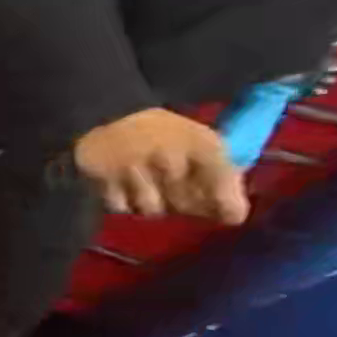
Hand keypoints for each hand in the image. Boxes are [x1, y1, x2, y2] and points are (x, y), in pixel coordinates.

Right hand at [73, 108, 249, 224]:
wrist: (108, 116)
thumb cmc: (160, 132)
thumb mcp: (196, 140)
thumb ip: (215, 167)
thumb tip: (227, 203)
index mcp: (201, 146)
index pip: (222, 181)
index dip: (229, 203)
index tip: (231, 219)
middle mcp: (170, 159)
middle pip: (187, 202)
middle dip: (188, 207)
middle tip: (184, 205)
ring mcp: (135, 170)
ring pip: (152, 208)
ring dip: (154, 207)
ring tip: (151, 197)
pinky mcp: (105, 179)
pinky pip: (121, 207)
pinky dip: (125, 205)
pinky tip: (125, 193)